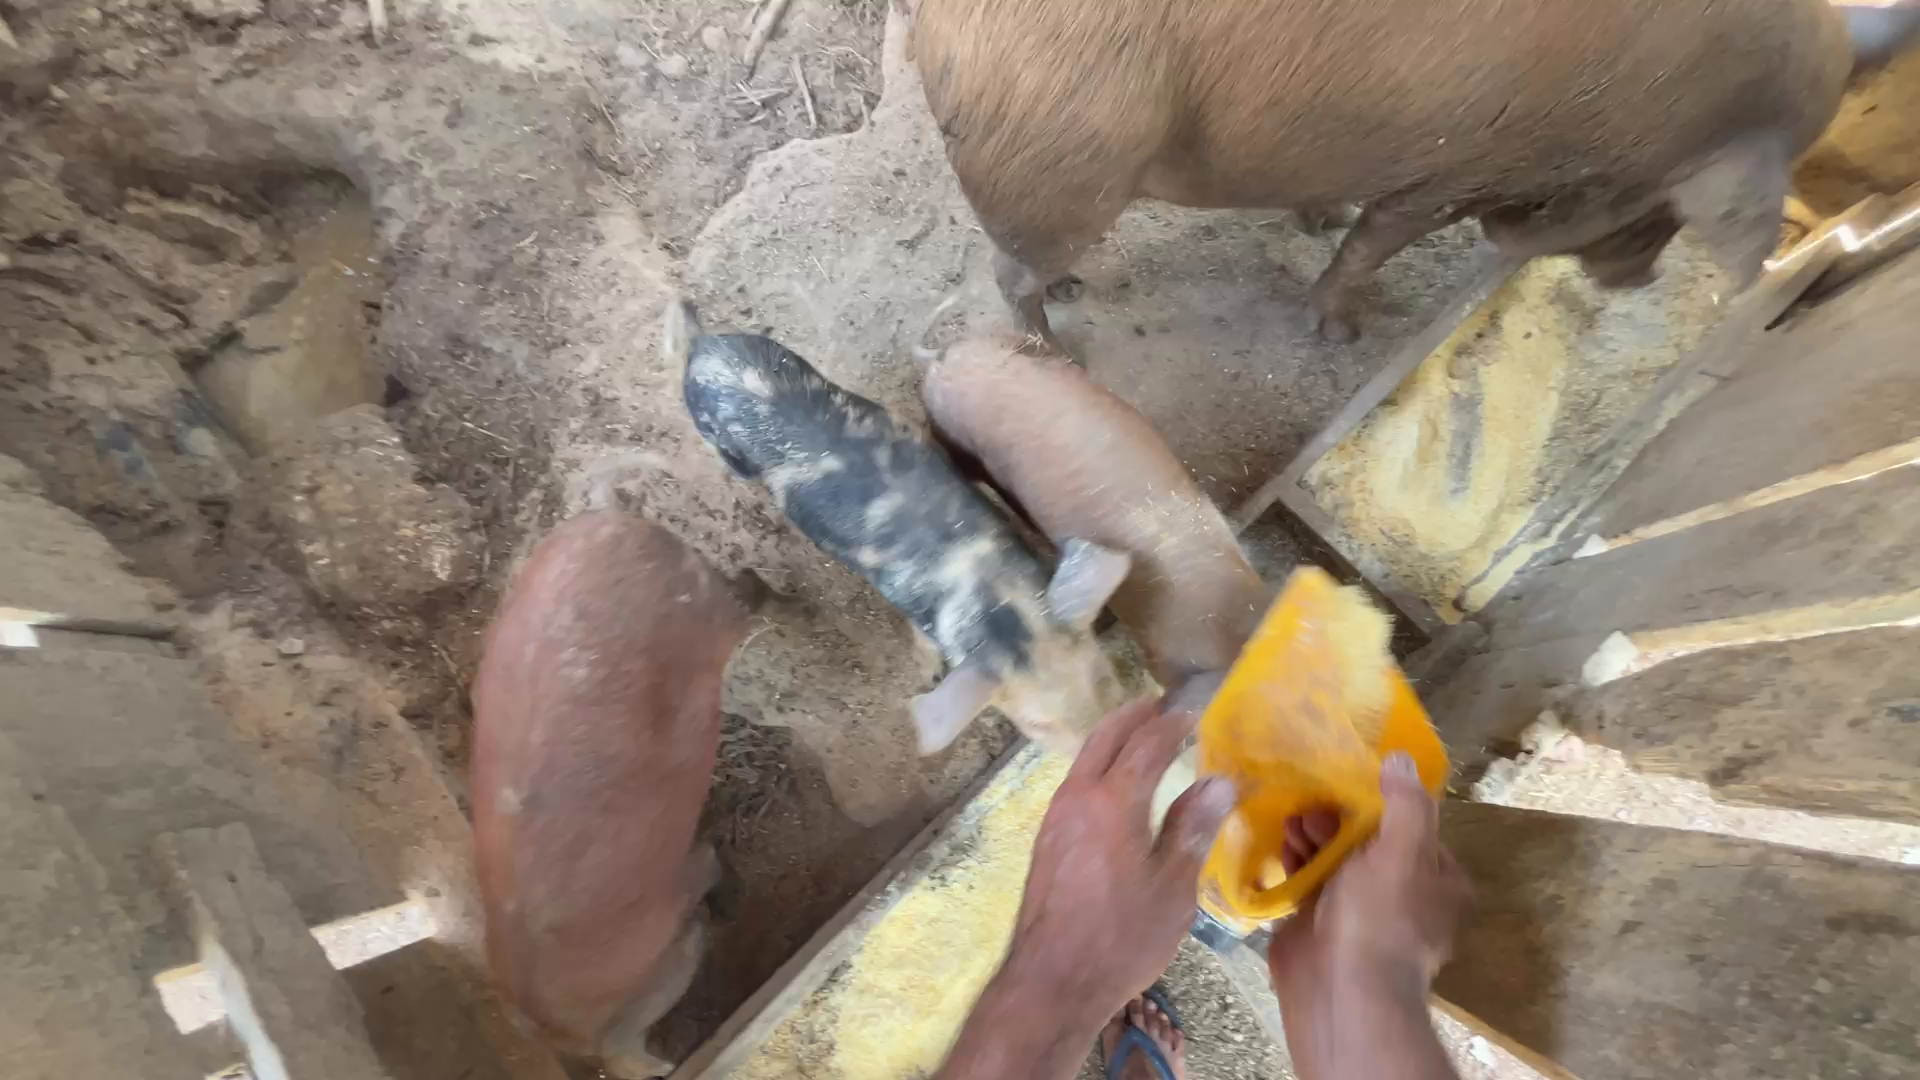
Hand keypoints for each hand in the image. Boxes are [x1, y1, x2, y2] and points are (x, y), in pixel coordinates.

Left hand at [1007, 698, 1236, 1024]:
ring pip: (1086, 756)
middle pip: (1106, 737)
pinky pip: (1076, 778)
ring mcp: (1057, 812)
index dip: (1171, 724)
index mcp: (1113, 800)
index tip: (1191, 712)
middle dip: (1134, 716)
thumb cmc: (1123, 935)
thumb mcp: (1172, 886)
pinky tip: (1114, 779)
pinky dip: (1099, 762)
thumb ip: (1191, 826)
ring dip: (1113, 737)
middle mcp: (1079, 794)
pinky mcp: (1048, 832)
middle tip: (1160, 706)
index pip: (1146, 745)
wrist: (1053, 975)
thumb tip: (1220, 780)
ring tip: (1139, 734)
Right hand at [1269, 753, 1468, 1004]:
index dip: (1376, 799)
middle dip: (1332, 816)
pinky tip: (1278, 843)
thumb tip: (1400, 757)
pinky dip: (1292, 856)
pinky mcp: (1319, 914)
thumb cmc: (1378, 918)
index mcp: (1434, 878)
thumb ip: (1405, 805)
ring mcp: (1357, 905)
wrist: (1338, 986)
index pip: (1408, 823)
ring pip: (1331, 852)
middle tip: (1307, 806)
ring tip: (1288, 823)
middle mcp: (1399, 891)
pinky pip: (1305, 873)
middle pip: (1363, 835)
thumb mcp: (1402, 854)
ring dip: (1308, 832)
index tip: (1344, 782)